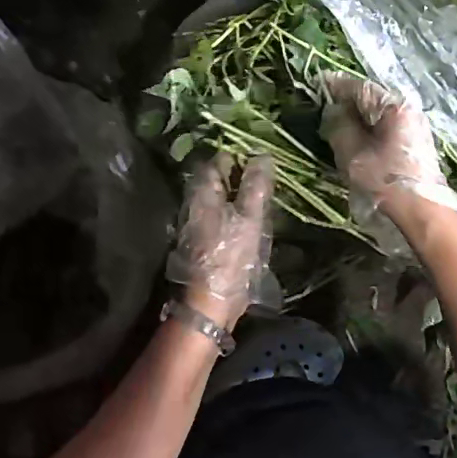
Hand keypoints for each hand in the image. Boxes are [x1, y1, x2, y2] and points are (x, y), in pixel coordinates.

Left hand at [169, 154, 272, 329]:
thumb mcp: (249, 218)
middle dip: (238, 177)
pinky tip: (247, 224)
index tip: (260, 164)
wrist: (208, 301)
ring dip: (235, 197)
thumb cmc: (230, 255)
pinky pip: (216, 218)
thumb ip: (255, 186)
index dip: (238, 158)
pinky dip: (231, 215)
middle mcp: (193, 204)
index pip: (217, 161)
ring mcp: (194, 224)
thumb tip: (262, 156)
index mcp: (202, 193)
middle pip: (215, 180)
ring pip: (216, 200)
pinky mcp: (199, 242)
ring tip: (259, 202)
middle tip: (263, 183)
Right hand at [321, 74, 456, 233]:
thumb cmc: (385, 180)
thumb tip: (333, 109)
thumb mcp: (352, 151)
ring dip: (357, 116)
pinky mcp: (415, 142)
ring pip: (378, 113)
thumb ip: (338, 124)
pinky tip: (356, 138)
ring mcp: (415, 125)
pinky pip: (386, 126)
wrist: (422, 212)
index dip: (336, 85)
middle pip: (371, 98)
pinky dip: (369, 128)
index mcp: (394, 105)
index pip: (360, 86)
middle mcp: (408, 109)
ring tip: (335, 123)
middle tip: (323, 106)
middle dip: (347, 101)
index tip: (317, 84)